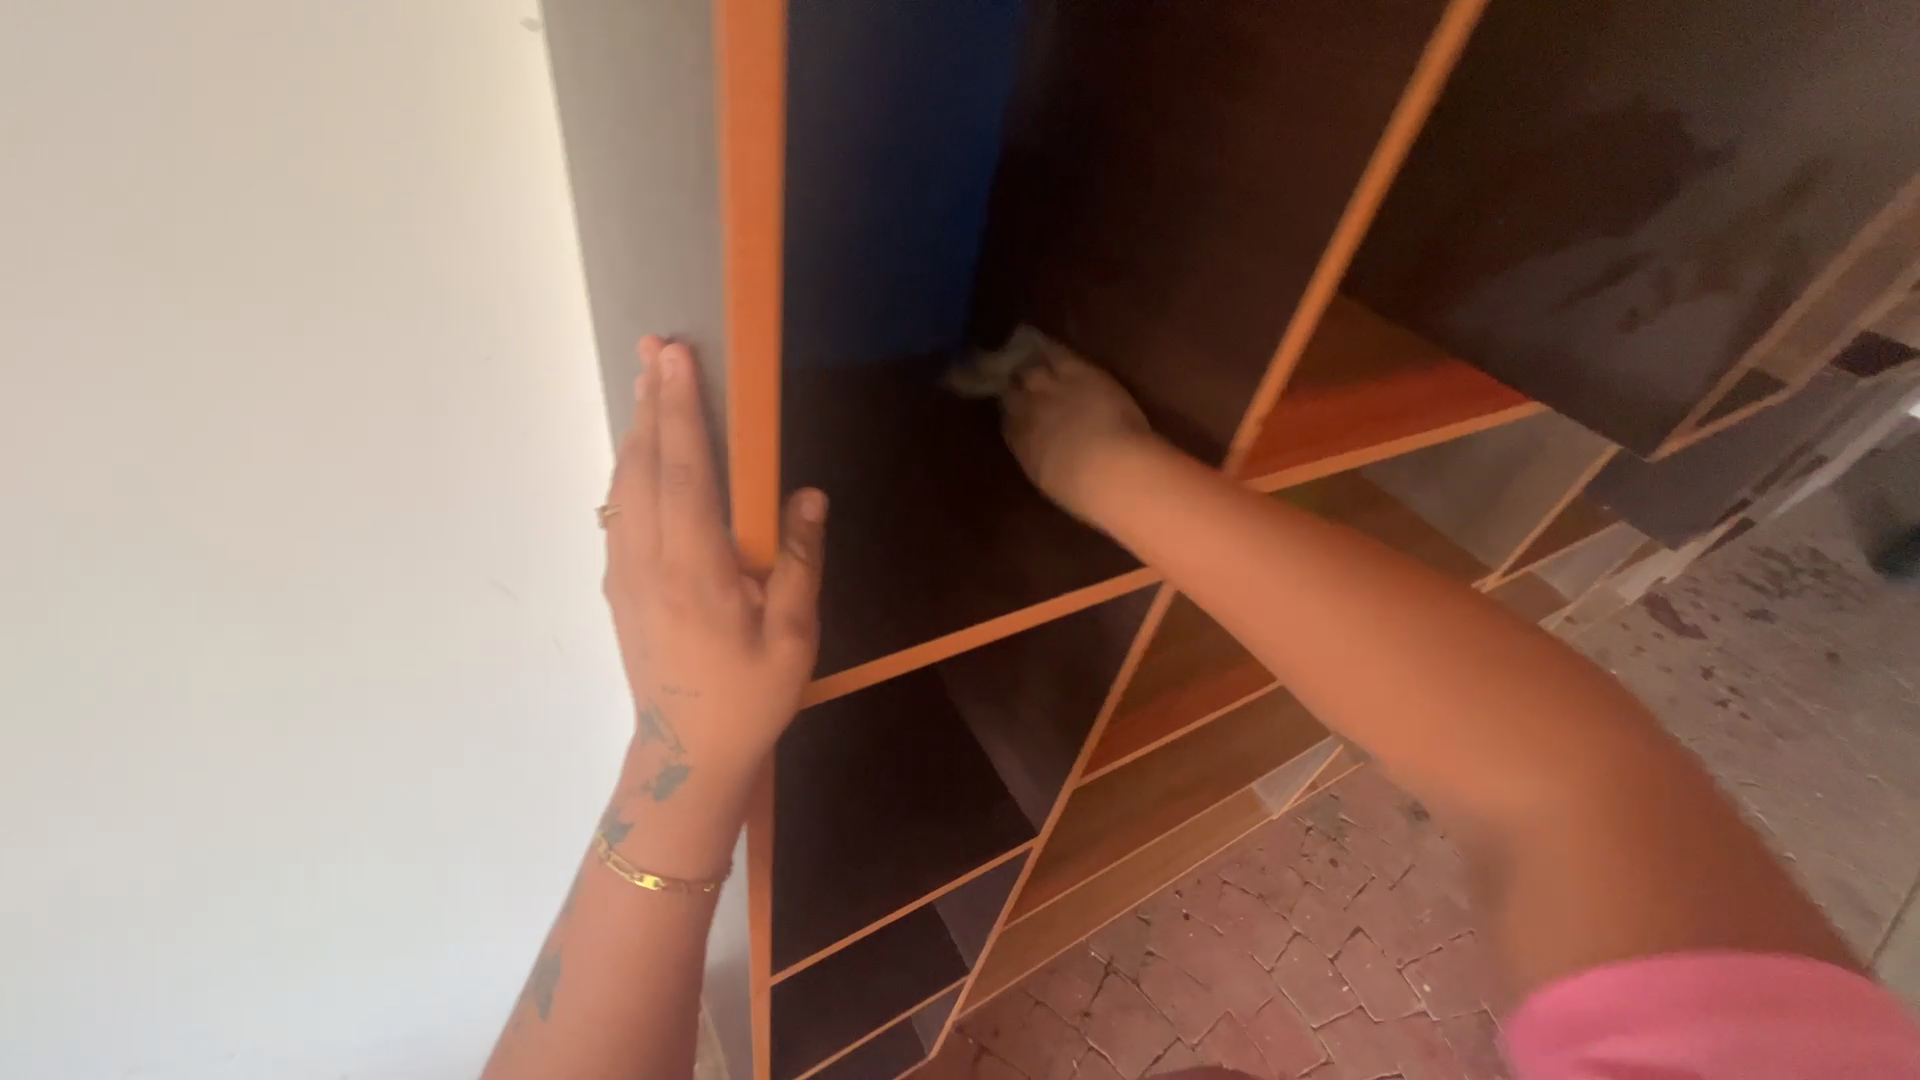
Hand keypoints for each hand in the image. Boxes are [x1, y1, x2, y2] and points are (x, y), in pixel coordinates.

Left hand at [598, 337, 825, 870]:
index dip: (683, 412)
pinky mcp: (618, 586)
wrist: (686, 753)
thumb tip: (808, 497)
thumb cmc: (750, 696)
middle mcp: (649, 562)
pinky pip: (619, 511)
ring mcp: (624, 574)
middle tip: (655, 347)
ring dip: (638, 430)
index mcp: (696, 572)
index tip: (677, 359)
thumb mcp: (794, 639)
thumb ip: (801, 564)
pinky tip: (642, 453)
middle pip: (644, 466)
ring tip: (648, 384)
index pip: (686, 474)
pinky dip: (630, 468)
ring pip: (623, 485)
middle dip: (652, 402)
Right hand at [1000, 344, 1157, 519]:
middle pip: (1013, 392)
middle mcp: (1028, 412)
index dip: (1011, 413)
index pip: (1009, 422)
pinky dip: (1045, 347)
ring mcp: (1050, 388)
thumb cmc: (1082, 489)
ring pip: (1029, 369)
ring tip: (1023, 356)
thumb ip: (1043, 460)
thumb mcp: (1052, 481)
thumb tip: (1044, 453)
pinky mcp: (1077, 371)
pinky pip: (1055, 353)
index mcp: (1023, 445)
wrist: (1107, 467)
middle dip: (1013, 385)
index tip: (1013, 409)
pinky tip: (1038, 339)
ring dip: (1025, 364)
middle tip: (1015, 378)